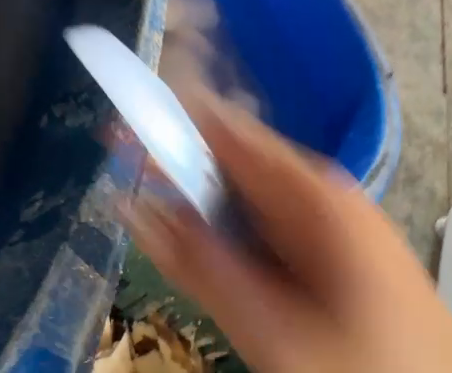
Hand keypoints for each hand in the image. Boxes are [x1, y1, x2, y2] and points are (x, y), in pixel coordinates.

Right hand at [118, 92, 451, 372]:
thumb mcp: (276, 333)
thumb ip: (200, 265)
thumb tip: (130, 204)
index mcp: (314, 192)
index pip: (221, 125)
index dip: (164, 119)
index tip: (114, 133)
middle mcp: (323, 194)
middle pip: (230, 161)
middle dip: (176, 173)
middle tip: (124, 193)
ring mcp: (335, 226)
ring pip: (245, 200)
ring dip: (199, 212)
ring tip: (157, 234)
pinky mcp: (338, 259)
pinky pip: (268, 232)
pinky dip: (230, 240)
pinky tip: (211, 268)